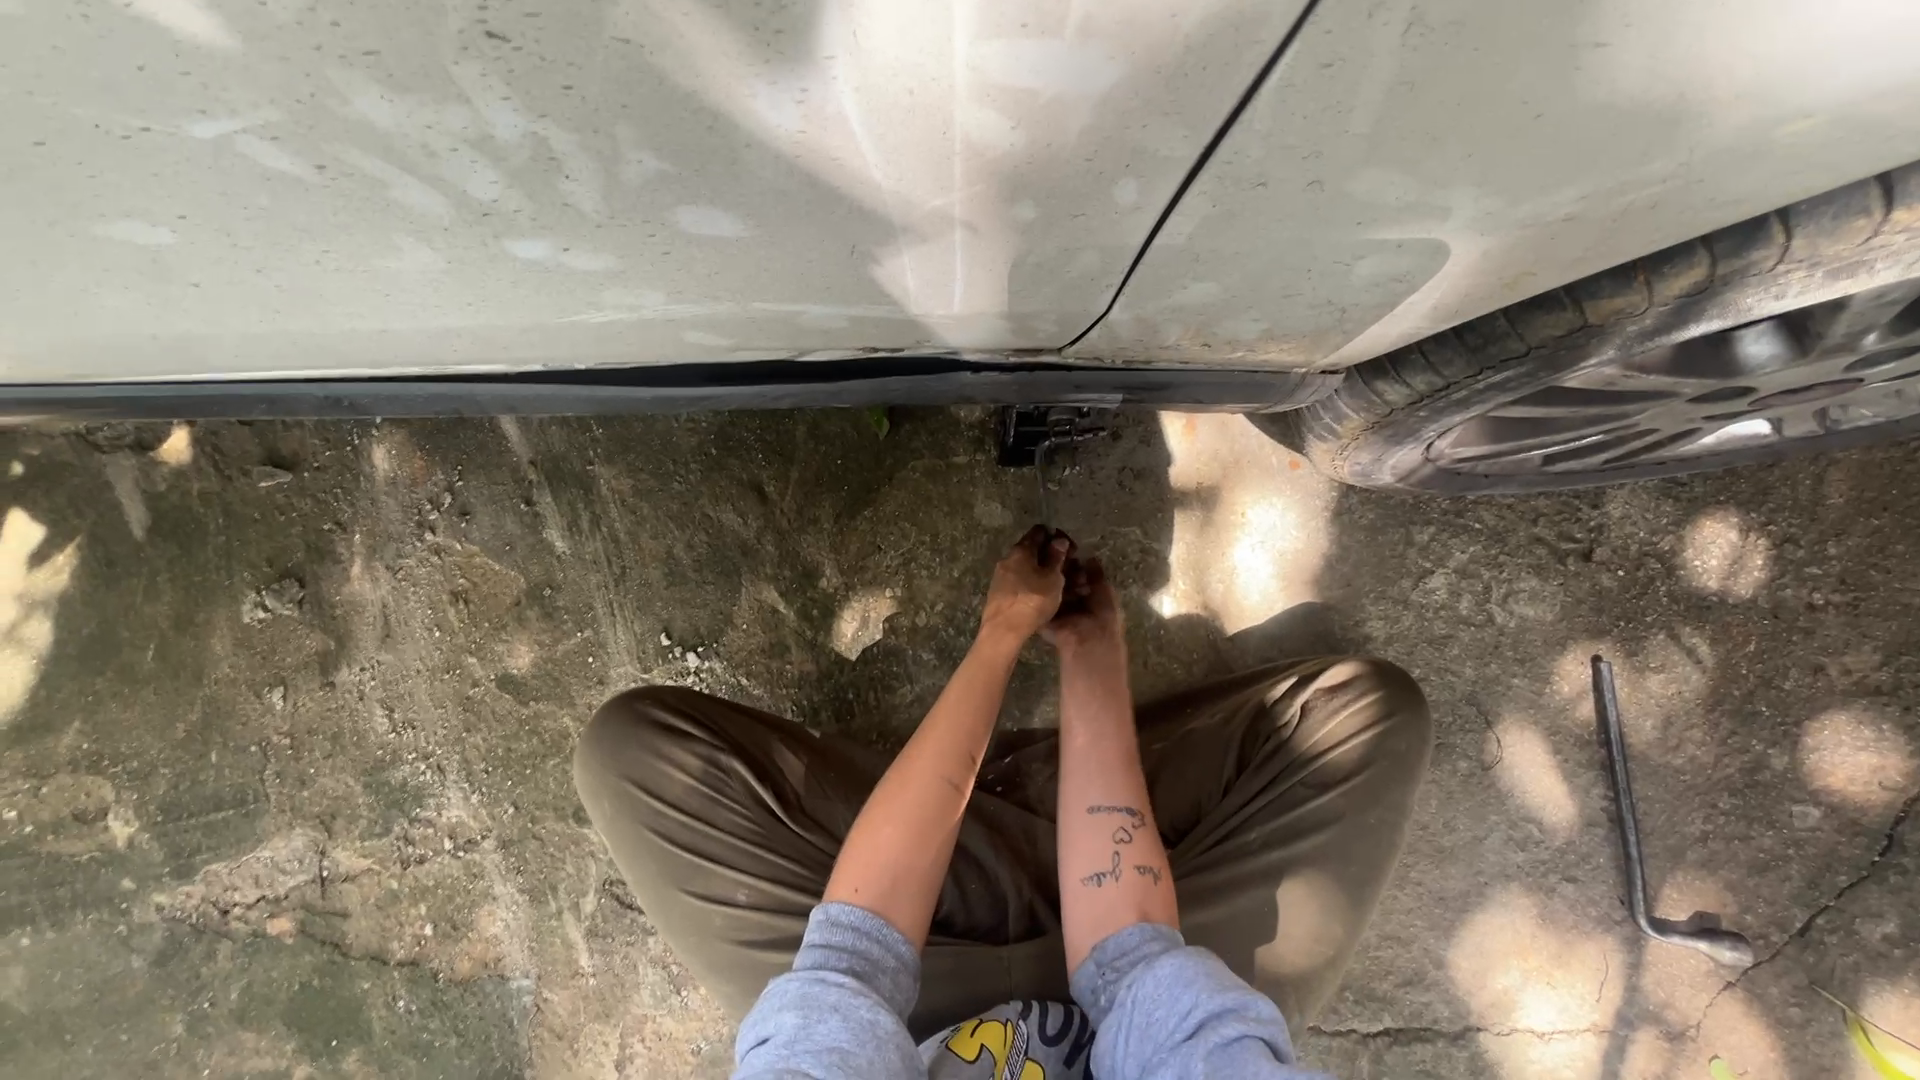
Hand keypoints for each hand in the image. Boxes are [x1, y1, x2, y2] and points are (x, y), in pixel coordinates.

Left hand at [979, 525, 1071, 644]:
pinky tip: (1041, 594)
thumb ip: (1056, 557)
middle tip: (1067, 567)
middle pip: (1031, 550)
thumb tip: (1059, 539)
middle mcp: (1007, 559)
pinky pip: (1019, 581)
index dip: (1055, 536)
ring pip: (1025, 567)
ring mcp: (1000, 576)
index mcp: (1020, 550)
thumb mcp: (1052, 578)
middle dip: (1049, 556)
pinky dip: (1031, 583)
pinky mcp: (998, 593)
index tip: (1069, 547)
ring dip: (1040, 571)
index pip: (1039, 532)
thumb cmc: (1033, 600)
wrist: (1004, 629)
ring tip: (1057, 583)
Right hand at [1042, 556, 1124, 657]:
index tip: (1069, 551)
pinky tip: (1040, 576)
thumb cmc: (1104, 615)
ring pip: (1052, 590)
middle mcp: (1074, 605)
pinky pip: (1042, 603)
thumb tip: (1089, 557)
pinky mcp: (1045, 620)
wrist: (1089, 640)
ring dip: (1052, 579)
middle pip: (1064, 583)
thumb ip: (1096, 574)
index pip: (1079, 578)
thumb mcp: (1106, 590)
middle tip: (1056, 556)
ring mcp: (1059, 612)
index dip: (1075, 565)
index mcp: (1092, 599)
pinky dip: (1042, 591)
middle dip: (1062, 571)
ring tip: (1050, 565)